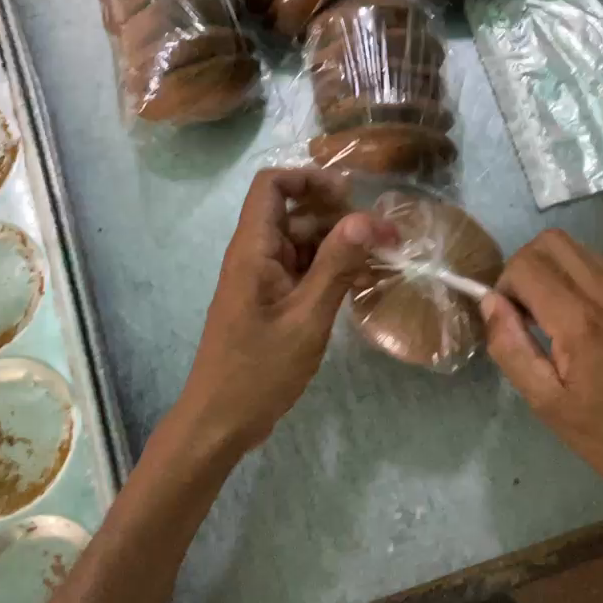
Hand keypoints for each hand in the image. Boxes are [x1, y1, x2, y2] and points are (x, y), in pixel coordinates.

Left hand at [177, 169, 396, 453]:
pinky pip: (303, 268)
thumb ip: (336, 265)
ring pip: (304, 240)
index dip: (309, 178)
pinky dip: (332, 269)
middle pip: (295, 210)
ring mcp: (264, 277)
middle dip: (338, 214)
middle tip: (383, 235)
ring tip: (382, 259)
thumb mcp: (306, 318)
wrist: (219, 423)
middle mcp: (256, 254)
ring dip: (340, 243)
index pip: (272, 184)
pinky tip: (363, 282)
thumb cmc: (258, 370)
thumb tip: (366, 218)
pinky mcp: (272, 299)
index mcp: (254, 249)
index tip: (349, 196)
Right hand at [481, 230, 602, 508]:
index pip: (524, 266)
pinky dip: (585, 273)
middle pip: (549, 241)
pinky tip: (587, 311)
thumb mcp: (547, 404)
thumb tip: (489, 303)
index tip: (510, 322)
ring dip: (554, 269)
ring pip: (577, 247)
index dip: (504, 288)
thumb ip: (511, 348)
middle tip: (526, 312)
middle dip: (525, 268)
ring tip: (554, 313)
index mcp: (580, 321)